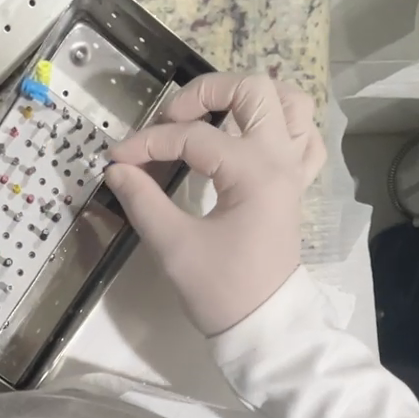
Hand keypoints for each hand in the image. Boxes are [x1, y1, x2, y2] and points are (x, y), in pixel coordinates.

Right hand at [105, 72, 328, 336]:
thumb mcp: (173, 246)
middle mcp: (281, 159)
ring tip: (213, 116)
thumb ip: (143, 200)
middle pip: (253, 90)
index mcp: (254, 172)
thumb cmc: (218, 290)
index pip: (194, 137)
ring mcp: (294, 170)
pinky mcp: (294, 186)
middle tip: (170, 120)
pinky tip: (251, 136)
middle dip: (205, 93)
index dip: (148, 143)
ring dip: (249, 99)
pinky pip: (302, 136)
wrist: (260, 326)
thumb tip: (117, 170)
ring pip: (288, 102)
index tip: (116, 159)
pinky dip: (279, 124)